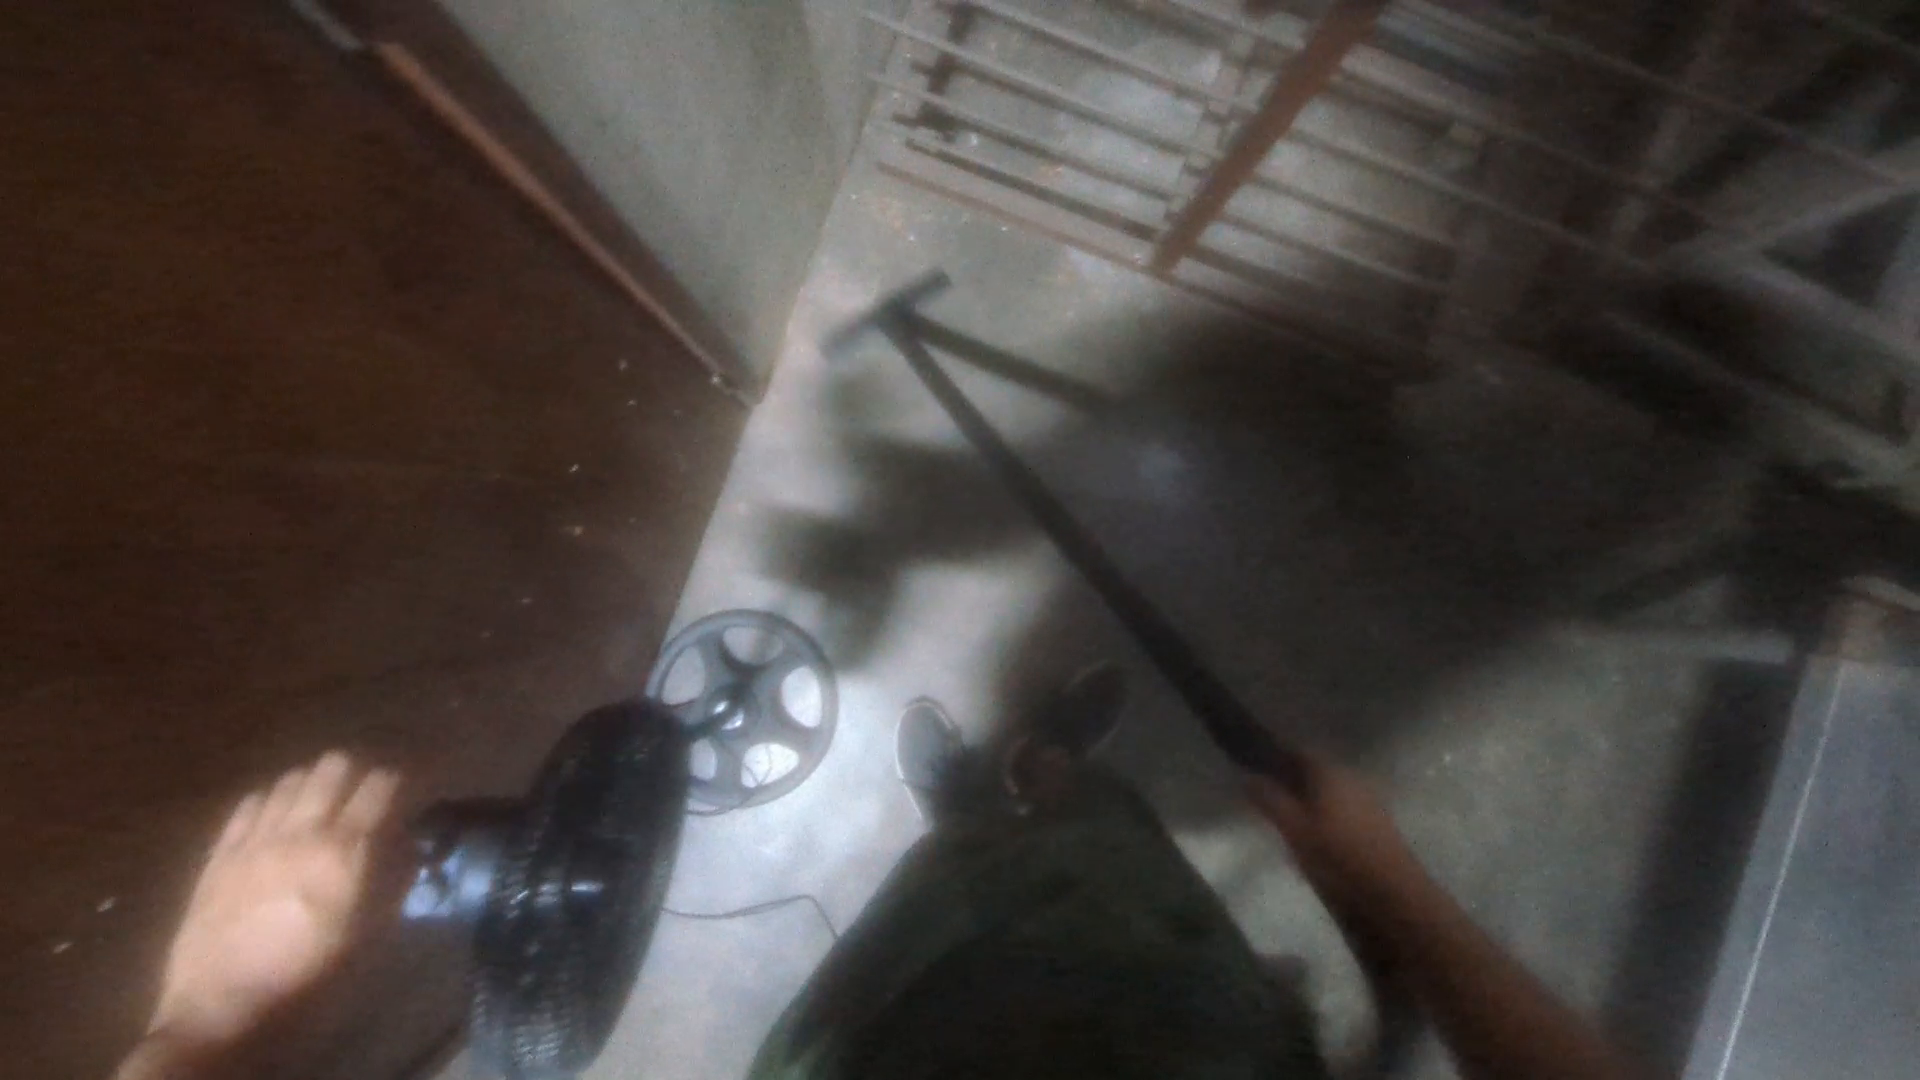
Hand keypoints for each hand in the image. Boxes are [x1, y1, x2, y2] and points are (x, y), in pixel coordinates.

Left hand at [135, 753, 401, 1071]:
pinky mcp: (219, 858)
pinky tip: (277, 807)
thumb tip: (409, 845)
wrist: (224, 1012)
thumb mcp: (371, 927)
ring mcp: (255, 842)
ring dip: (313, 781)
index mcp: (346, 849)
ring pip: (290, 782)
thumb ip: (394, 877)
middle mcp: (303, 833)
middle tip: (366, 785)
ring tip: (323, 793)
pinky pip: (247, 807)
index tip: (410, 781)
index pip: (382, 785)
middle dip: (357, 769)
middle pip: (333, 770)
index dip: (400, 776)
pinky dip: (269, 799)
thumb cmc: (313, 971)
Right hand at [1246, 756, 1424, 920]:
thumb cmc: (1337, 858)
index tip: (1252, 763)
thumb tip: (1247, 777)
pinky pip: (1342, 809)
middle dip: (1290, 777)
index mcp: (1330, 773)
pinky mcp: (1378, 827)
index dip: (1274, 755)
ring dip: (1307, 798)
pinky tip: (1313, 833)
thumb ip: (1269, 799)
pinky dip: (1324, 814)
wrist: (1396, 901)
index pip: (1297, 751)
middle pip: (1314, 770)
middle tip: (1265, 792)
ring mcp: (1369, 802)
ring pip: (1329, 791)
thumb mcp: (1293, 829)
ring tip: (1285, 816)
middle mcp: (1352, 779)